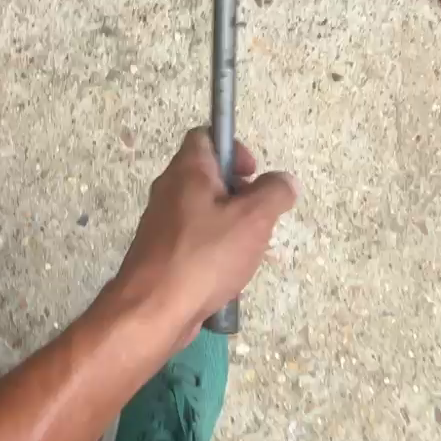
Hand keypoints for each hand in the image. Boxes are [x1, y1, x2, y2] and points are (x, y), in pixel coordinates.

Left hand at [107, 129, 296, 351]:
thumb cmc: (205, 254)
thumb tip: (284, 179)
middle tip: (258, 218)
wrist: (155, 305)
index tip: (253, 175)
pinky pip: (196, 235)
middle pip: (209, 174)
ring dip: (232, 224)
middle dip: (240, 192)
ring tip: (248, 250)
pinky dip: (215, 246)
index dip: (233, 148)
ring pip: (205, 208)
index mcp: (187, 169)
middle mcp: (170, 186)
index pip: (205, 136)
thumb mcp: (252, 220)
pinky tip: (229, 273)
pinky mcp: (163, 247)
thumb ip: (272, 194)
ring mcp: (163, 218)